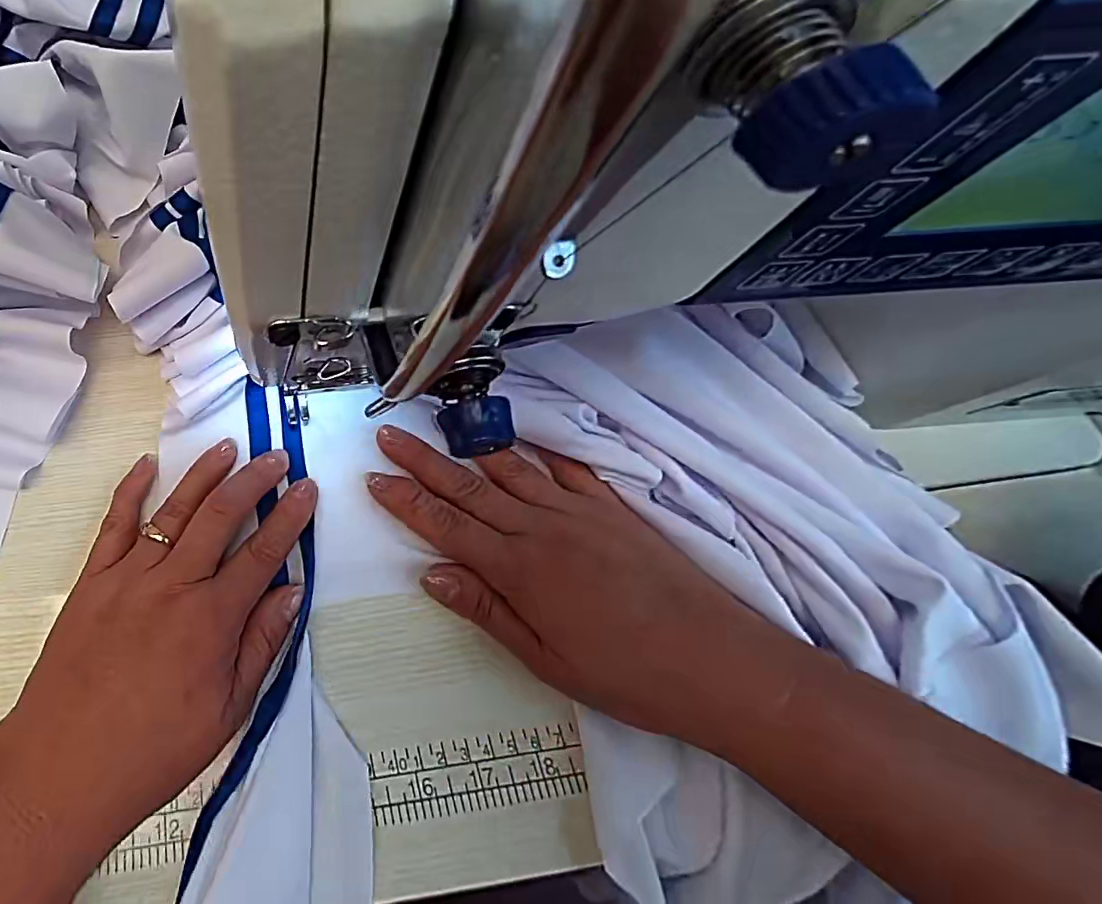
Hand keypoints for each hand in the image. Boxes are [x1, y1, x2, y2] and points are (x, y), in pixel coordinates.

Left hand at [0, 440, 314, 865]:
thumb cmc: (152, 749)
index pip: (262, 553)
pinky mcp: (93, 579)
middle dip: (254, 480)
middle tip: (275, 458)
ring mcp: (128, 576)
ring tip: (227, 449)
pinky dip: (131, 489)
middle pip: (221, 516)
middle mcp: (172, 585)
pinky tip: (146, 465)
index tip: (306, 490)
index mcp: (210, 619)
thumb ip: (260, 645)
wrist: (65, 764)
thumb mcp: (226, 710)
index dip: (290, 518)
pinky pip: (115, 522)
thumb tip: (291, 594)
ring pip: (173, 509)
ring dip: (203, 474)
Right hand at [365, 425, 808, 746]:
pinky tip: (524, 443)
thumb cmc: (627, 675)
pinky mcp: (614, 511)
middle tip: (388, 434)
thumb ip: (485, 610)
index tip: (375, 479)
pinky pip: (569, 472)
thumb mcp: (544, 659)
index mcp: (518, 569)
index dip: (405, 501)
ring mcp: (579, 514)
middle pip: (467, 486)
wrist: (726, 667)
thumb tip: (431, 575)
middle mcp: (541, 529)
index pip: (446, 525)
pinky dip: (541, 454)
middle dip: (421, 460)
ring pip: (510, 470)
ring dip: (469, 448)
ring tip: (440, 426)